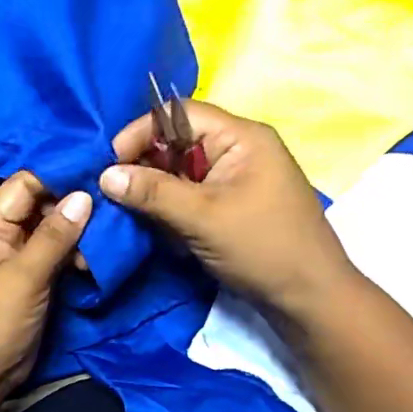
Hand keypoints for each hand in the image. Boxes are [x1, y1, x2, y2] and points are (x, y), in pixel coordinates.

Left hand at [0, 171, 91, 400]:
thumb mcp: (24, 279)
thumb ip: (53, 237)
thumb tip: (84, 195)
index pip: (24, 185)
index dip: (58, 175)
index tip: (98, 172)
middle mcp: (3, 238)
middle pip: (41, 205)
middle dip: (74, 205)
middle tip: (111, 209)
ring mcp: (18, 260)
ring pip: (53, 231)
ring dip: (79, 233)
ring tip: (105, 241)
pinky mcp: (33, 281)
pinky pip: (56, 255)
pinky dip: (75, 254)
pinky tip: (95, 260)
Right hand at [100, 101, 357, 316]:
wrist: (307, 297)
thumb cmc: (262, 248)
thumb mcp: (203, 218)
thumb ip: (153, 193)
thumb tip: (105, 175)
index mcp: (240, 138)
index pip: (179, 114)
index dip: (141, 132)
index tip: (108, 165)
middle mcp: (235, 150)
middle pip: (175, 141)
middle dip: (140, 163)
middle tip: (109, 191)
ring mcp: (230, 179)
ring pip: (176, 171)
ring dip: (149, 189)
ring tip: (121, 209)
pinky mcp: (224, 206)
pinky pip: (185, 194)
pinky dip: (163, 207)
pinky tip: (147, 224)